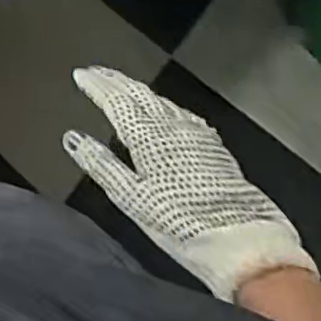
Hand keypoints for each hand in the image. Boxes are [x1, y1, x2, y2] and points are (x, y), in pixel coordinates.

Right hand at [63, 67, 316, 299]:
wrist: (249, 249)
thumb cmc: (181, 222)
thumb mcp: (130, 196)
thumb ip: (100, 163)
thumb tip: (72, 137)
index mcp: (148, 138)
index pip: (117, 102)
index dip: (97, 86)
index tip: (81, 75)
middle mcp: (174, 131)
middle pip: (141, 96)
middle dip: (117, 81)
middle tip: (98, 72)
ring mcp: (199, 140)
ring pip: (164, 103)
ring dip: (140, 90)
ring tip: (126, 85)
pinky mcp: (218, 153)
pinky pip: (185, 116)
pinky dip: (166, 106)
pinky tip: (169, 112)